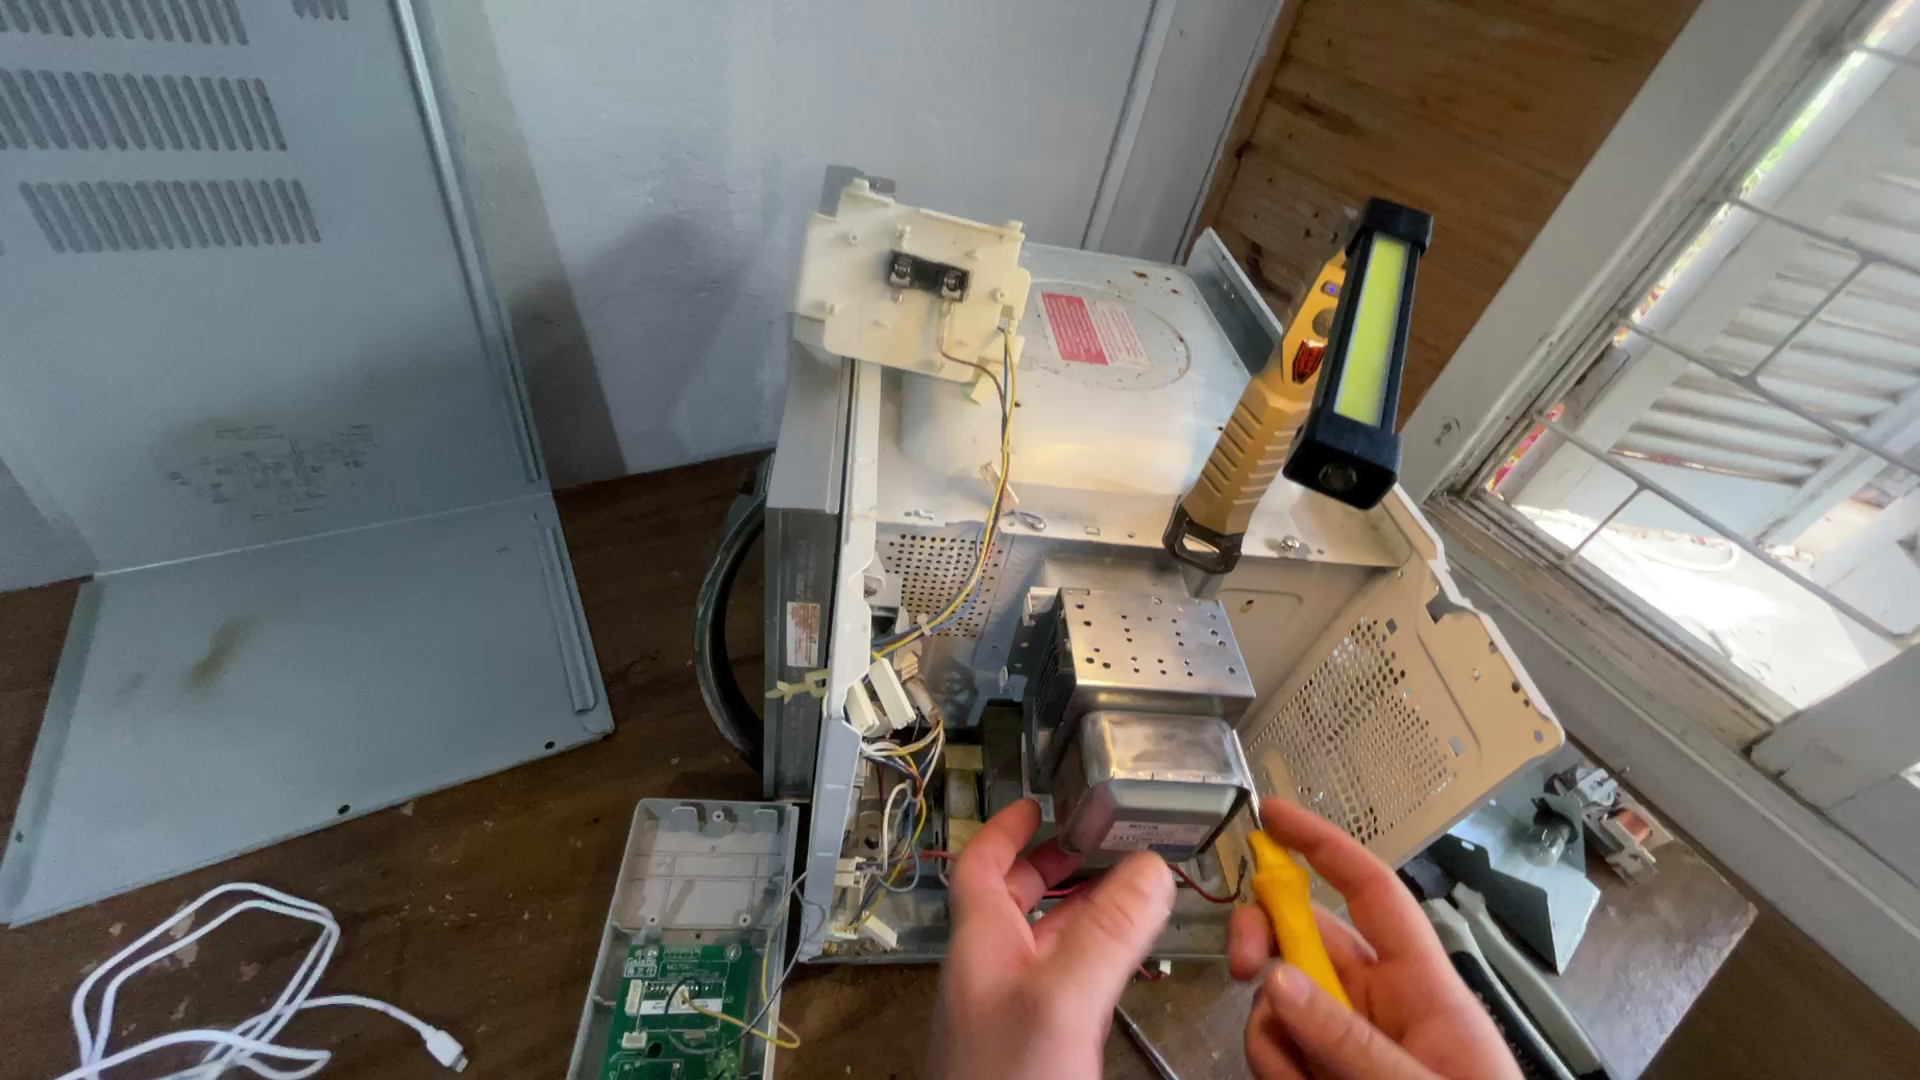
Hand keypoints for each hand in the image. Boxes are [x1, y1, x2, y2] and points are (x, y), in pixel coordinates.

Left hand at [927, 798, 1173, 1079]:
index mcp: (980, 943)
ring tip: (1127, 892)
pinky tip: (1123, 964)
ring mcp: (1009, 1012)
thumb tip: (1152, 867)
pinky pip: (1061, 983)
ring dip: (1080, 911)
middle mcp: (989, 971)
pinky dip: (1091, 960)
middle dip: (1054, 864)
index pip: (981, 863)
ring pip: (1043, 941)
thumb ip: (1108, 933)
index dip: (1005, 827)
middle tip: (1099, 843)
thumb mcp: (1062, 1000)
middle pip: (1014, 897)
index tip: (1037, 802)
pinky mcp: (1034, 1049)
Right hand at [1229, 796, 1521, 1079]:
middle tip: (1243, 967)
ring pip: (1281, 996)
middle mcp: (1379, 1003)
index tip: (1271, 814)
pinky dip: (1273, 1064)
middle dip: (1265, 940)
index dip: (1322, 844)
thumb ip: (1353, 1044)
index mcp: (1423, 989)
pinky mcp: (1322, 1071)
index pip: (1369, 893)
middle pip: (1305, 935)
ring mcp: (1347, 1039)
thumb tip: (1276, 981)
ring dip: (1270, 1031)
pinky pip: (1278, 1044)